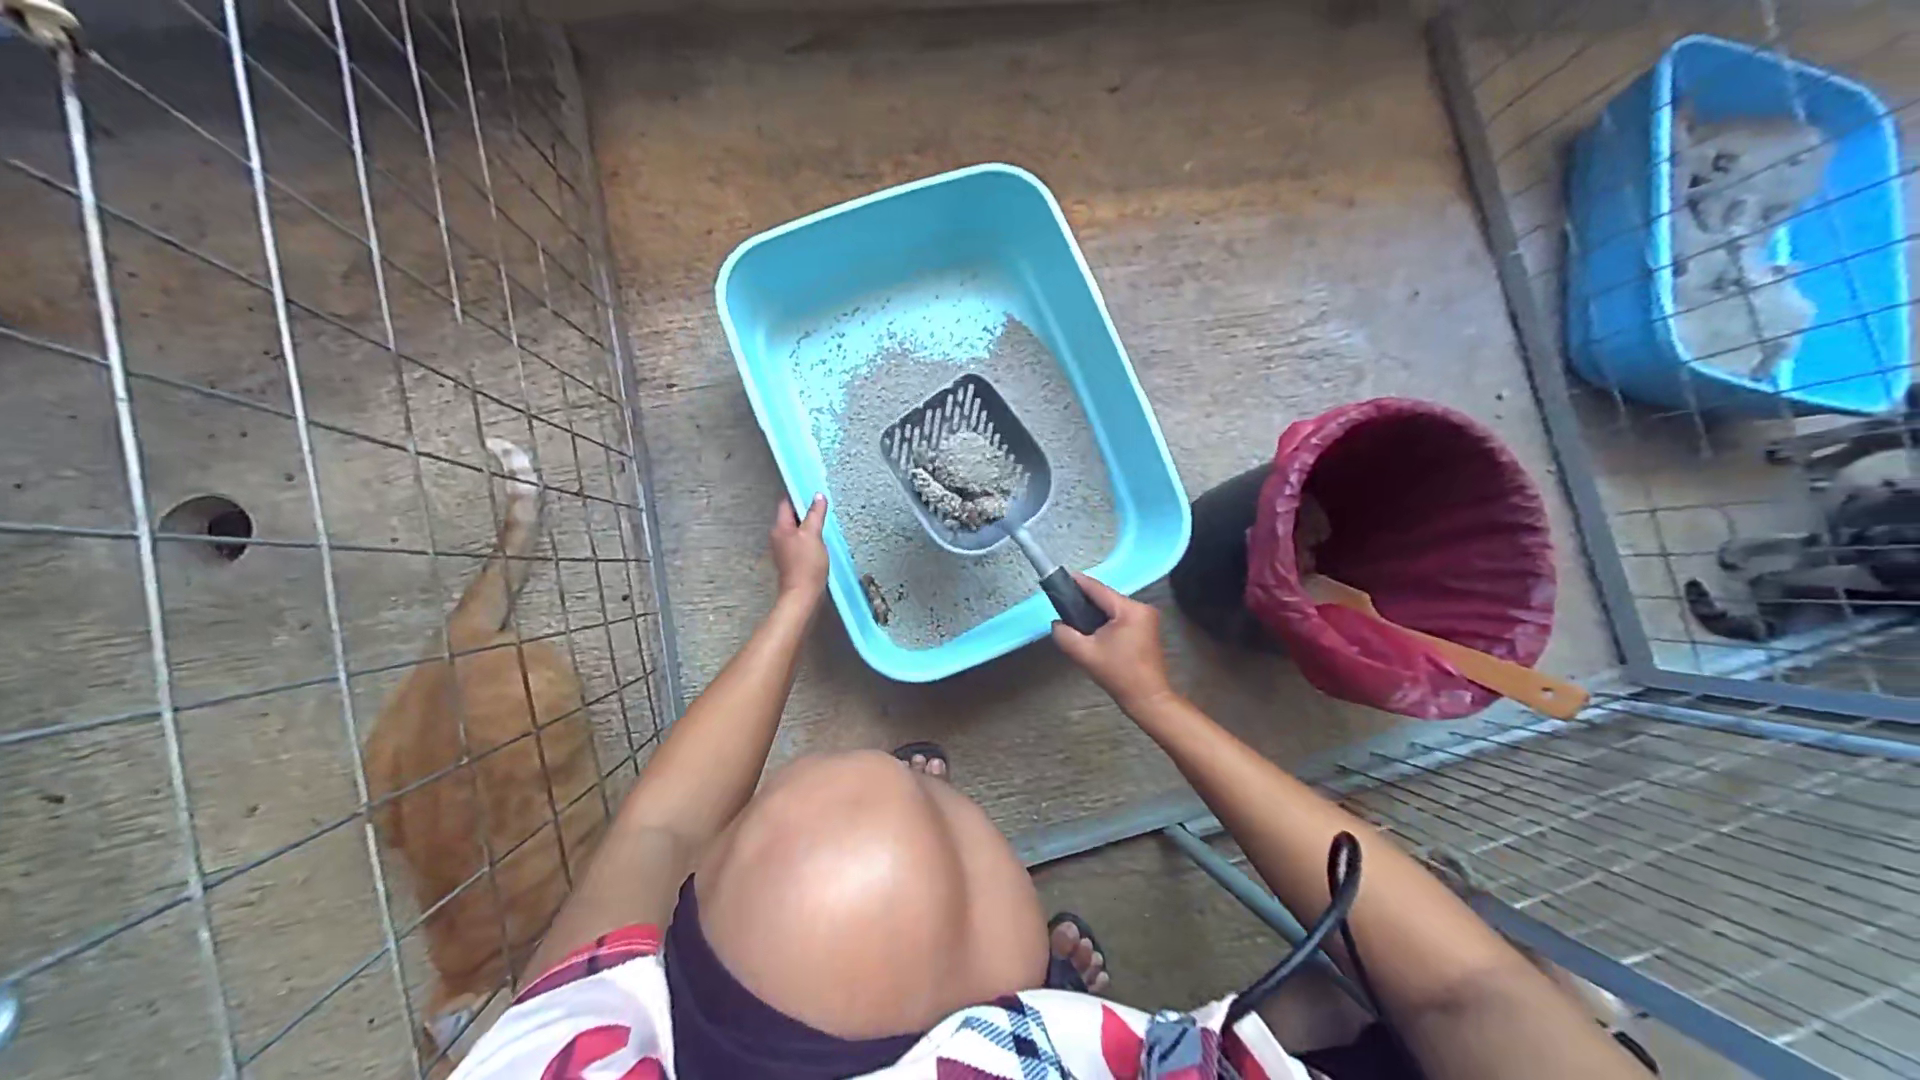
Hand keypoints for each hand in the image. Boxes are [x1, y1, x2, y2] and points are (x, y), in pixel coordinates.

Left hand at [770, 494, 828, 602]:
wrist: (803, 594)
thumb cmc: (807, 564)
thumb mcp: (813, 534)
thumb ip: (815, 514)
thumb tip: (818, 496)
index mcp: (780, 527)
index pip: (786, 503)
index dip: (799, 495)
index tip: (813, 491)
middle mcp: (779, 536)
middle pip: (792, 516)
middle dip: (806, 510)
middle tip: (823, 505)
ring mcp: (785, 549)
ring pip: (797, 529)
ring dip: (809, 525)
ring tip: (824, 521)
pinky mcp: (793, 559)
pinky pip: (801, 541)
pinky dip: (810, 537)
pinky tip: (821, 540)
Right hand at [1049, 572, 1174, 711]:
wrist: (1147, 698)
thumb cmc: (1118, 675)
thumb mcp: (1084, 653)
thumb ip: (1064, 634)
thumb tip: (1057, 623)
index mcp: (1129, 609)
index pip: (1098, 589)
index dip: (1077, 582)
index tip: (1060, 577)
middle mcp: (1142, 608)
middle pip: (1106, 598)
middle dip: (1085, 601)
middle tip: (1064, 606)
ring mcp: (1147, 618)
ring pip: (1113, 608)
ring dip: (1096, 612)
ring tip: (1076, 619)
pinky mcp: (1147, 628)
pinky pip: (1121, 617)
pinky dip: (1106, 620)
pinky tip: (1093, 630)